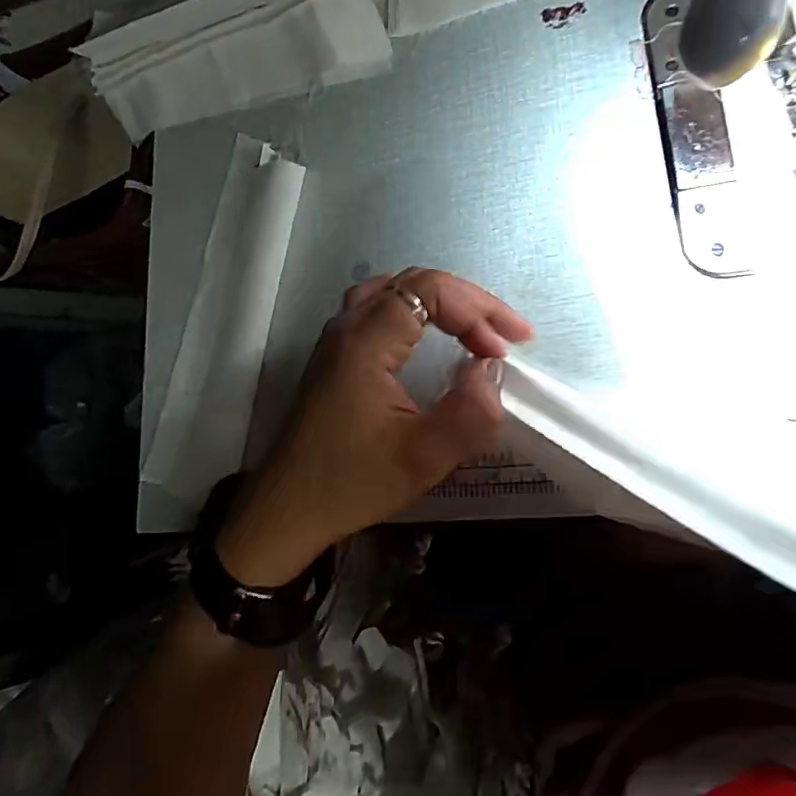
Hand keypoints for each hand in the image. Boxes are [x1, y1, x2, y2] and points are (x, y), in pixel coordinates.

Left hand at [215, 268, 533, 585]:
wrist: (286, 513)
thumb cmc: (352, 484)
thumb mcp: (422, 458)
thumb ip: (470, 413)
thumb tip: (491, 371)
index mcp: (364, 343)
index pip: (429, 290)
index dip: (475, 312)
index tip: (502, 353)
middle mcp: (347, 327)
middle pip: (416, 282)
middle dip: (470, 303)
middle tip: (509, 333)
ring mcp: (338, 339)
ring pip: (398, 290)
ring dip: (446, 302)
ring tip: (480, 328)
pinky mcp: (337, 356)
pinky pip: (385, 309)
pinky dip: (422, 311)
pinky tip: (437, 336)